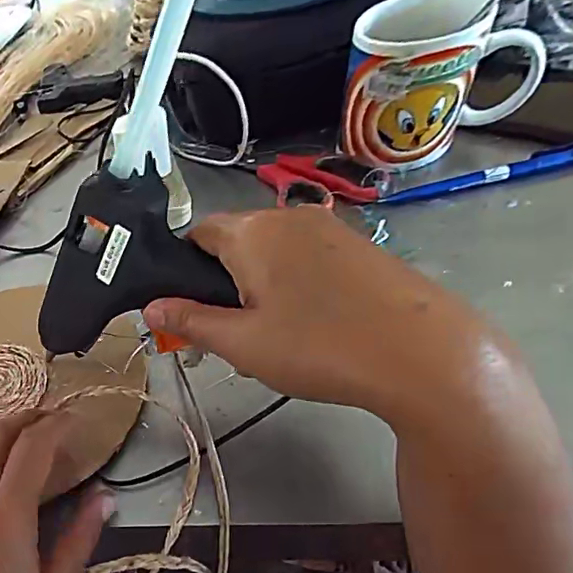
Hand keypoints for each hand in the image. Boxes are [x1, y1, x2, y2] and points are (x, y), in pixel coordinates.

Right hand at [144, 207, 515, 432]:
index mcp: (252, 233)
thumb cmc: (317, 346)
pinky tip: (311, 326)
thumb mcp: (240, 343)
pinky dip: (292, 286)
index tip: (186, 309)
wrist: (423, 354)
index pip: (197, 232)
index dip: (182, 268)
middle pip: (235, 242)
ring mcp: (331, 229)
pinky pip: (306, 259)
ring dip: (257, 286)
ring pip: (272, 253)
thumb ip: (190, 321)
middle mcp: (289, 218)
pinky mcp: (361, 247)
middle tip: (228, 333)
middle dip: (221, 282)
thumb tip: (150, 307)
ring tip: (271, 336)